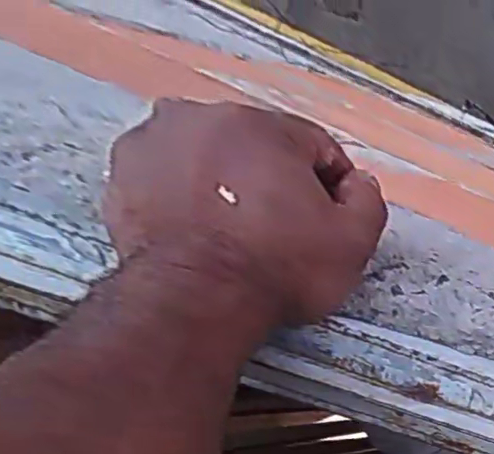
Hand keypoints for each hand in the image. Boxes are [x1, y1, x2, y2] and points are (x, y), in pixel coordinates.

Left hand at [102, 99, 388, 325]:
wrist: (200, 297)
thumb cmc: (282, 268)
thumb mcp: (353, 244)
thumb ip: (368, 203)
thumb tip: (359, 182)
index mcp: (266, 129)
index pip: (317, 146)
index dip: (335, 186)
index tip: (333, 221)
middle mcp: (206, 117)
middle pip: (260, 148)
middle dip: (278, 183)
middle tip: (287, 232)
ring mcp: (158, 139)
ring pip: (213, 158)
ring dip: (232, 186)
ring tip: (242, 234)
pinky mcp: (125, 170)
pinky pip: (172, 176)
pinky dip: (191, 197)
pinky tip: (206, 233)